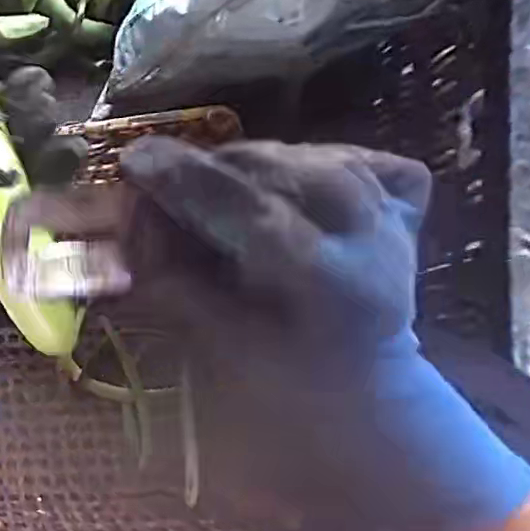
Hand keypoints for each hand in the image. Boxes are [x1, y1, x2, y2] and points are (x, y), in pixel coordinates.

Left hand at [0, 61, 78, 477]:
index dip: (0, 87)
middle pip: (30, 113)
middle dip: (34, 102)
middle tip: (30, 105)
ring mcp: (26, 188)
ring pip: (54, 142)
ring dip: (53, 133)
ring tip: (46, 143)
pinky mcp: (50, 217)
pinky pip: (69, 184)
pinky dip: (67, 169)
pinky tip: (62, 166)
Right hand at [120, 137, 529, 530]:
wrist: (365, 379)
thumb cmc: (285, 378)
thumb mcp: (221, 342)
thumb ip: (175, 280)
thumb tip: (129, 221)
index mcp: (335, 289)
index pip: (256, 215)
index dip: (190, 183)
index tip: (132, 161)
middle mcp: (374, 237)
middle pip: (270, 173)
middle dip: (196, 173)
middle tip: (148, 191)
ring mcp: (392, 208)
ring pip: (292, 154)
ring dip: (233, 167)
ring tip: (201, 196)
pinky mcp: (400, 188)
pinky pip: (329, 151)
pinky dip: (285, 162)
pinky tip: (268, 191)